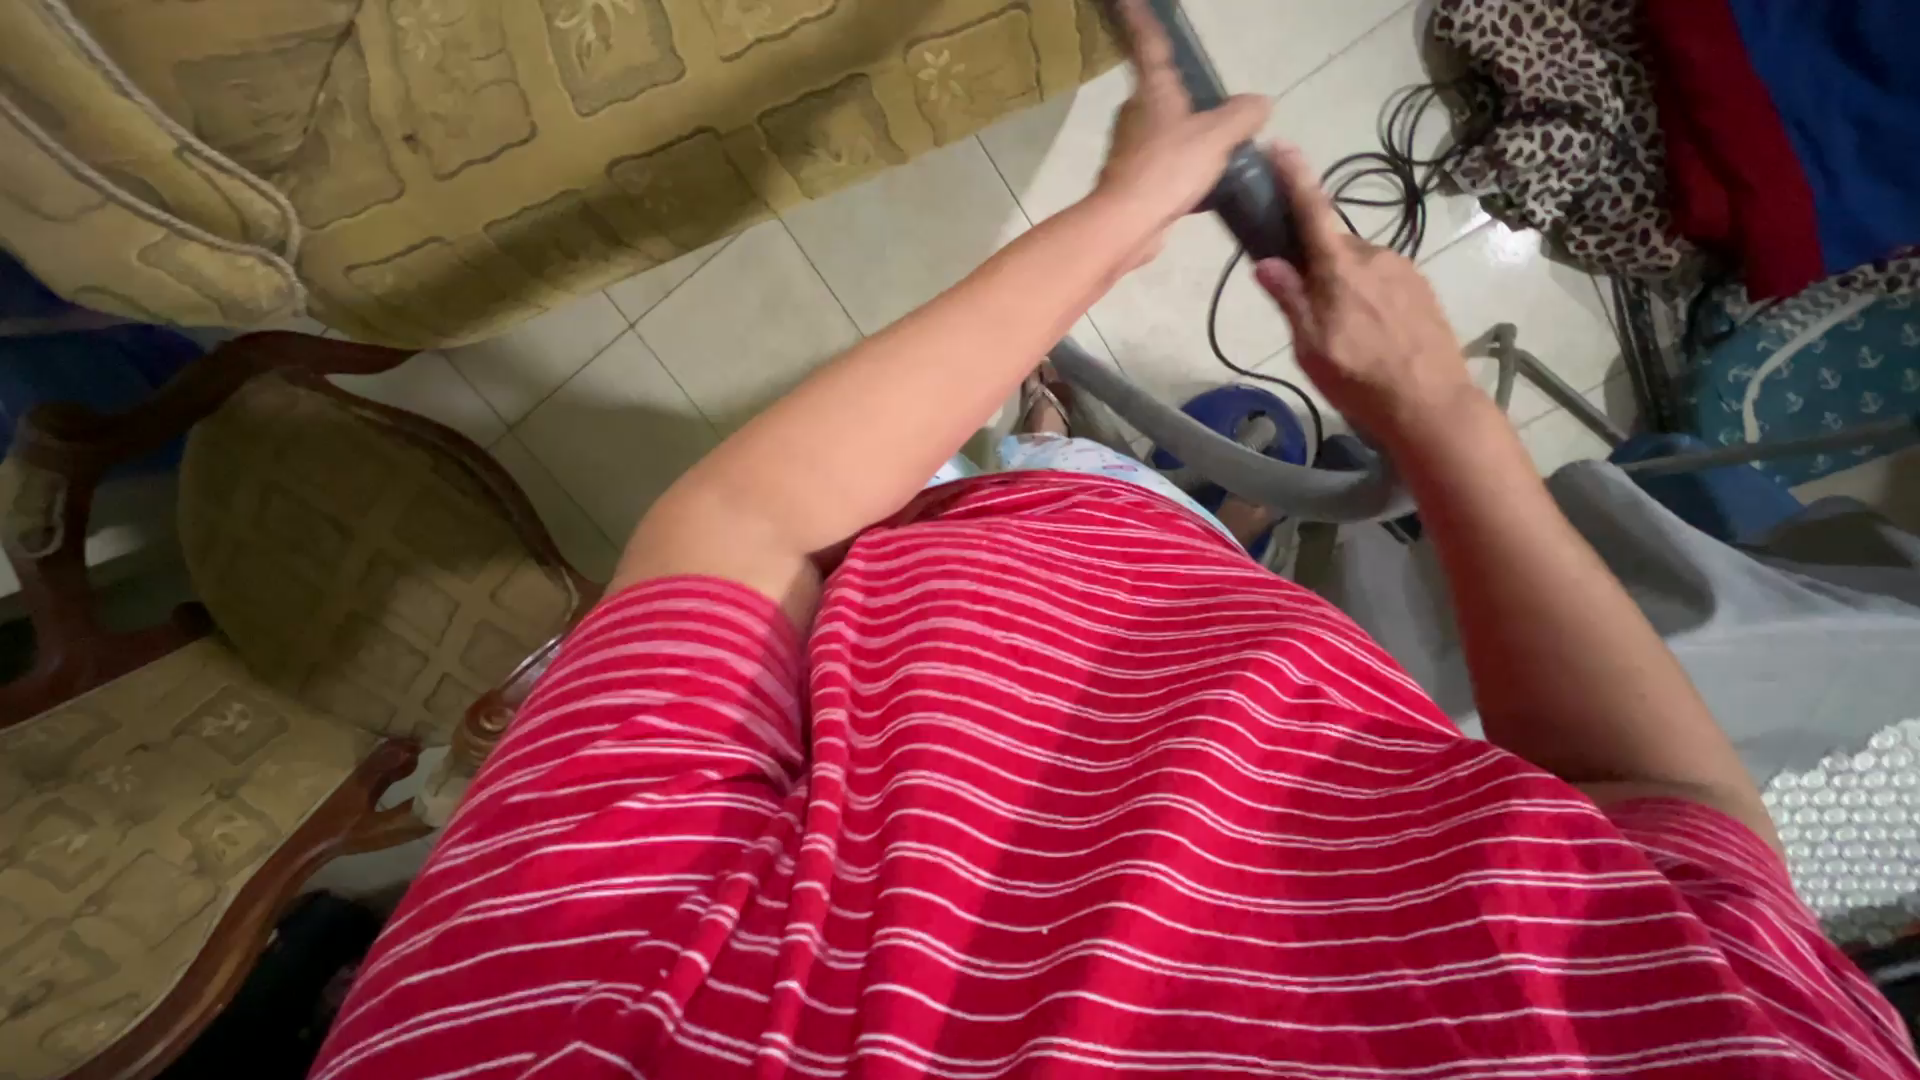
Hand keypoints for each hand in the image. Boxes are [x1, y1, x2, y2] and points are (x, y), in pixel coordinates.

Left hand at [1094, 0, 1269, 267]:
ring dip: (1188, 143)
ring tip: (1220, 156)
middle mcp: (1135, 115)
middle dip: (1187, 101)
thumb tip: (1259, 106)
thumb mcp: (1218, 136)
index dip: (1140, 19)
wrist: (1127, 225)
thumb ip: (1243, 115)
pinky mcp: (1131, 183)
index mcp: (1153, 90)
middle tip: (1218, 112)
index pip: (1149, 44)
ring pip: (1166, 136)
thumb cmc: (1167, 169)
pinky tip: (1204, 189)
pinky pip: (1164, 170)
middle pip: (1164, 96)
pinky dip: (1182, 175)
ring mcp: (1130, 150)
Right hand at [1252, 146, 1479, 448]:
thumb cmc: (1359, 378)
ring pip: (1358, 266)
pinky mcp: (1421, 290)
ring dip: (1341, 284)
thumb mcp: (1310, 346)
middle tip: (1303, 305)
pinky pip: (1381, 281)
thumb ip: (1290, 300)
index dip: (1295, 178)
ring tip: (1340, 332)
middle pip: (1333, 245)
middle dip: (1314, 261)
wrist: (1430, 403)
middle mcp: (1375, 257)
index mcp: (1340, 269)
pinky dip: (1365, 296)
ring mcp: (1404, 271)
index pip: (1312, 212)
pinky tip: (1368, 333)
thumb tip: (1266, 261)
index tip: (1282, 146)